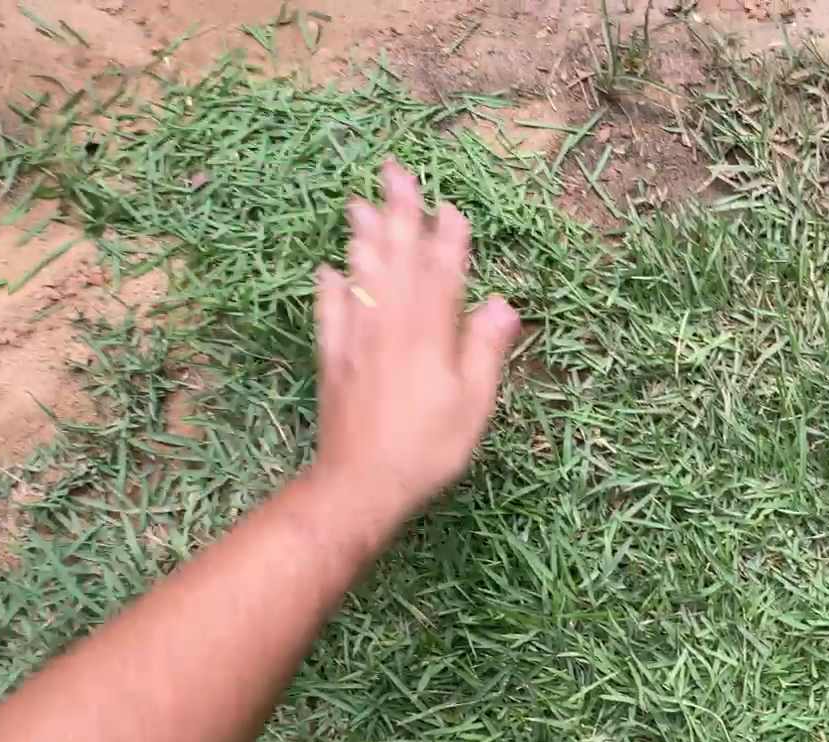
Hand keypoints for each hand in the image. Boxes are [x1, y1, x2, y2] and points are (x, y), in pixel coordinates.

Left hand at [306, 159, 520, 544]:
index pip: (442, 276)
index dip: (448, 241)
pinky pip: (329, 315)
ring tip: (359, 204)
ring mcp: (356, 342)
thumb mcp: (473, 404)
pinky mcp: (333, 361)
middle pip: (397, 263)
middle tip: (396, 174)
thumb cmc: (430, 446)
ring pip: (360, 279)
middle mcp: (390, 328)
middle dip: (401, 218)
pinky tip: (326, 270)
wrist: (363, 481)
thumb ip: (485, 350)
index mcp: (429, 337)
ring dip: (362, 241)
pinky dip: (328, 289)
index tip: (452, 207)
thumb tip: (502, 304)